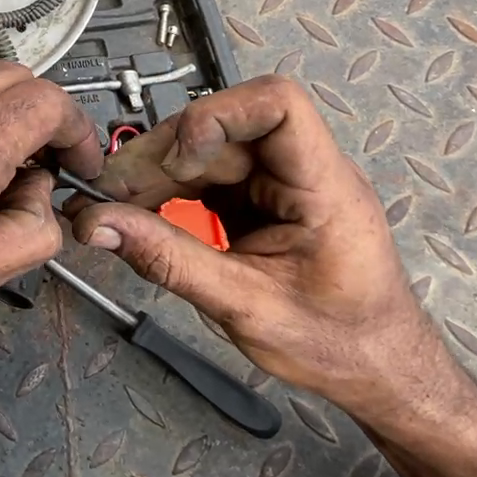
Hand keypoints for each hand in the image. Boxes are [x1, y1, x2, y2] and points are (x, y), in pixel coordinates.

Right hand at [64, 75, 451, 420]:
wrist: (378, 372)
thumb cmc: (339, 345)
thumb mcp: (246, 308)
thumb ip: (169, 261)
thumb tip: (98, 224)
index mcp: (324, 187)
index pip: (277, 104)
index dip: (215, 116)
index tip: (175, 161)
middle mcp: (301, 171)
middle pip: (218, 129)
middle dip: (158, 158)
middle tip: (109, 197)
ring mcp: (277, 182)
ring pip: (200, 150)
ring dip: (152, 174)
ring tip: (114, 209)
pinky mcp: (256, 196)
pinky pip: (201, 174)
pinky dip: (164, 190)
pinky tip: (139, 213)